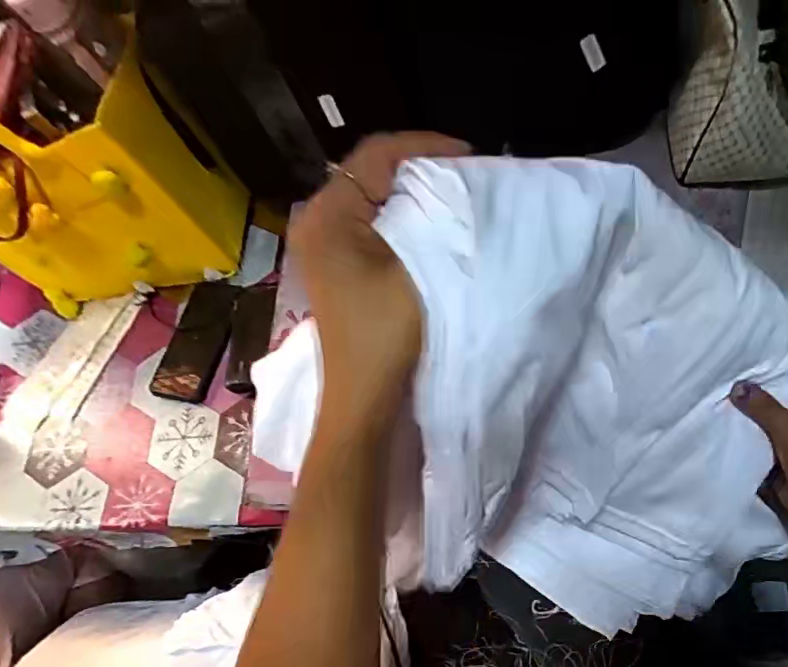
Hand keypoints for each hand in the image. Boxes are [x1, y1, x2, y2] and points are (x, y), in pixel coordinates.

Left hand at [288, 132, 469, 444]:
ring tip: (452, 202)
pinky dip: (398, 223)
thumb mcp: (414, 268)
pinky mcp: (333, 270)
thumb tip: (452, 183)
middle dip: (420, 172)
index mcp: (327, 213)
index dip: (427, 148)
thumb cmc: (385, 334)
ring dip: (411, 199)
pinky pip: (367, 228)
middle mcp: (315, 222)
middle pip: (370, 174)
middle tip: (465, 179)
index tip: (471, 158)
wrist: (363, 398)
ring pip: (371, 202)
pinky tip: (427, 232)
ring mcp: (321, 248)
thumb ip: (428, 217)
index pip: (377, 154)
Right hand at [731, 305, 787, 522]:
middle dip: (782, 348)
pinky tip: (728, 398)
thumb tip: (737, 385)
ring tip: (738, 354)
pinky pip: (760, 416)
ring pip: (775, 392)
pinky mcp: (777, 438)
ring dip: (761, 378)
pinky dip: (747, 406)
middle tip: (759, 323)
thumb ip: (763, 406)